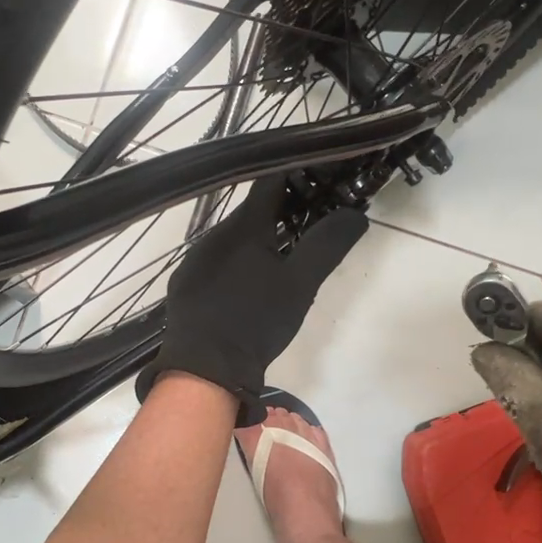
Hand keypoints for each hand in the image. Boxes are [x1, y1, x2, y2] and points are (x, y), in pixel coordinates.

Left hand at [139, 178, 366, 421]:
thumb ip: (327, 245)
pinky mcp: (184, 283)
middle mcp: (215, 233)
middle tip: (308, 221)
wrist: (205, 367)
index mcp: (244, 226)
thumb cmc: (256, 321)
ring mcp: (195, 259)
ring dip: (257, 239)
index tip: (319, 178)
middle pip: (252, 210)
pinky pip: (215, 261)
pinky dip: (236, 262)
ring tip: (279, 256)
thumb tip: (357, 214)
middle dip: (280, 210)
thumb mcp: (300, 284)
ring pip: (233, 237)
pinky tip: (246, 283)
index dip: (297, 174)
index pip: (271, 180)